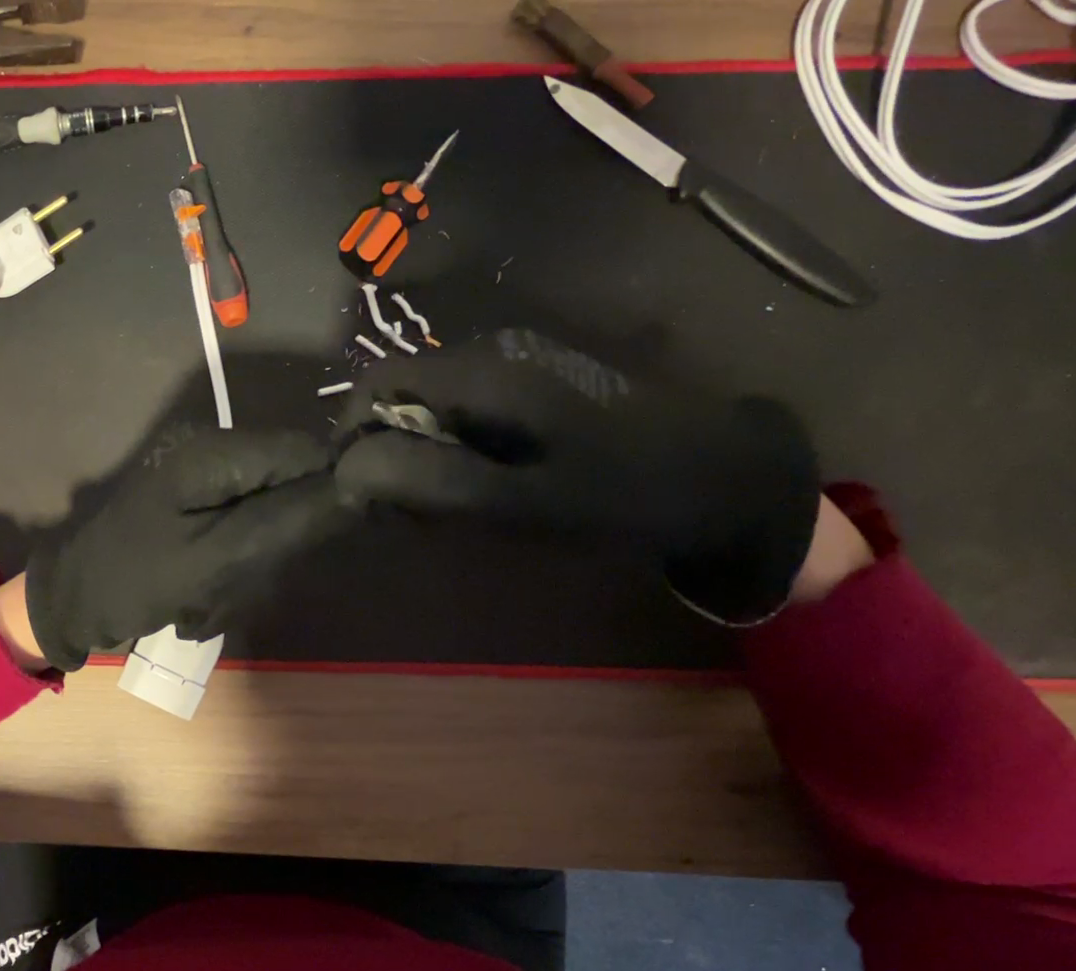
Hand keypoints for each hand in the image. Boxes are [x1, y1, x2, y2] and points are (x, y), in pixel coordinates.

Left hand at [24, 426, 346, 670]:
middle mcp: (213, 455)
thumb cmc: (137, 579)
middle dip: (280, 539)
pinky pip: (238, 534)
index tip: (310, 546)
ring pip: (266, 514)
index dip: (325, 494)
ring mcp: (202, 483)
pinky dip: (229, 572)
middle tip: (245, 582)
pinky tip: (199, 601)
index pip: (306, 452)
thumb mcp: (218, 556)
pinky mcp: (196, 509)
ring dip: (250, 565)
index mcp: (217, 453)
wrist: (71, 602)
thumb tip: (354, 487)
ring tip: (211, 599)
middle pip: (289, 482)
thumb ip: (285, 519)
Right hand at [334, 329, 819, 623]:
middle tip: (403, 511)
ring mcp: (516, 364)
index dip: (352, 436)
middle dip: (385, 449)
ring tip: (439, 507)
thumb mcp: (522, 502)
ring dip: (417, 452)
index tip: (357, 493)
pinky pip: (465, 411)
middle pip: (401, 392)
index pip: (378, 385)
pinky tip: (480, 486)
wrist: (727, 476)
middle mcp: (491, 353)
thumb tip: (348, 470)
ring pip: (430, 404)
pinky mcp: (535, 382)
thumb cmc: (621, 494)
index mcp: (483, 374)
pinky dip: (451, 449)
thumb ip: (432, 482)